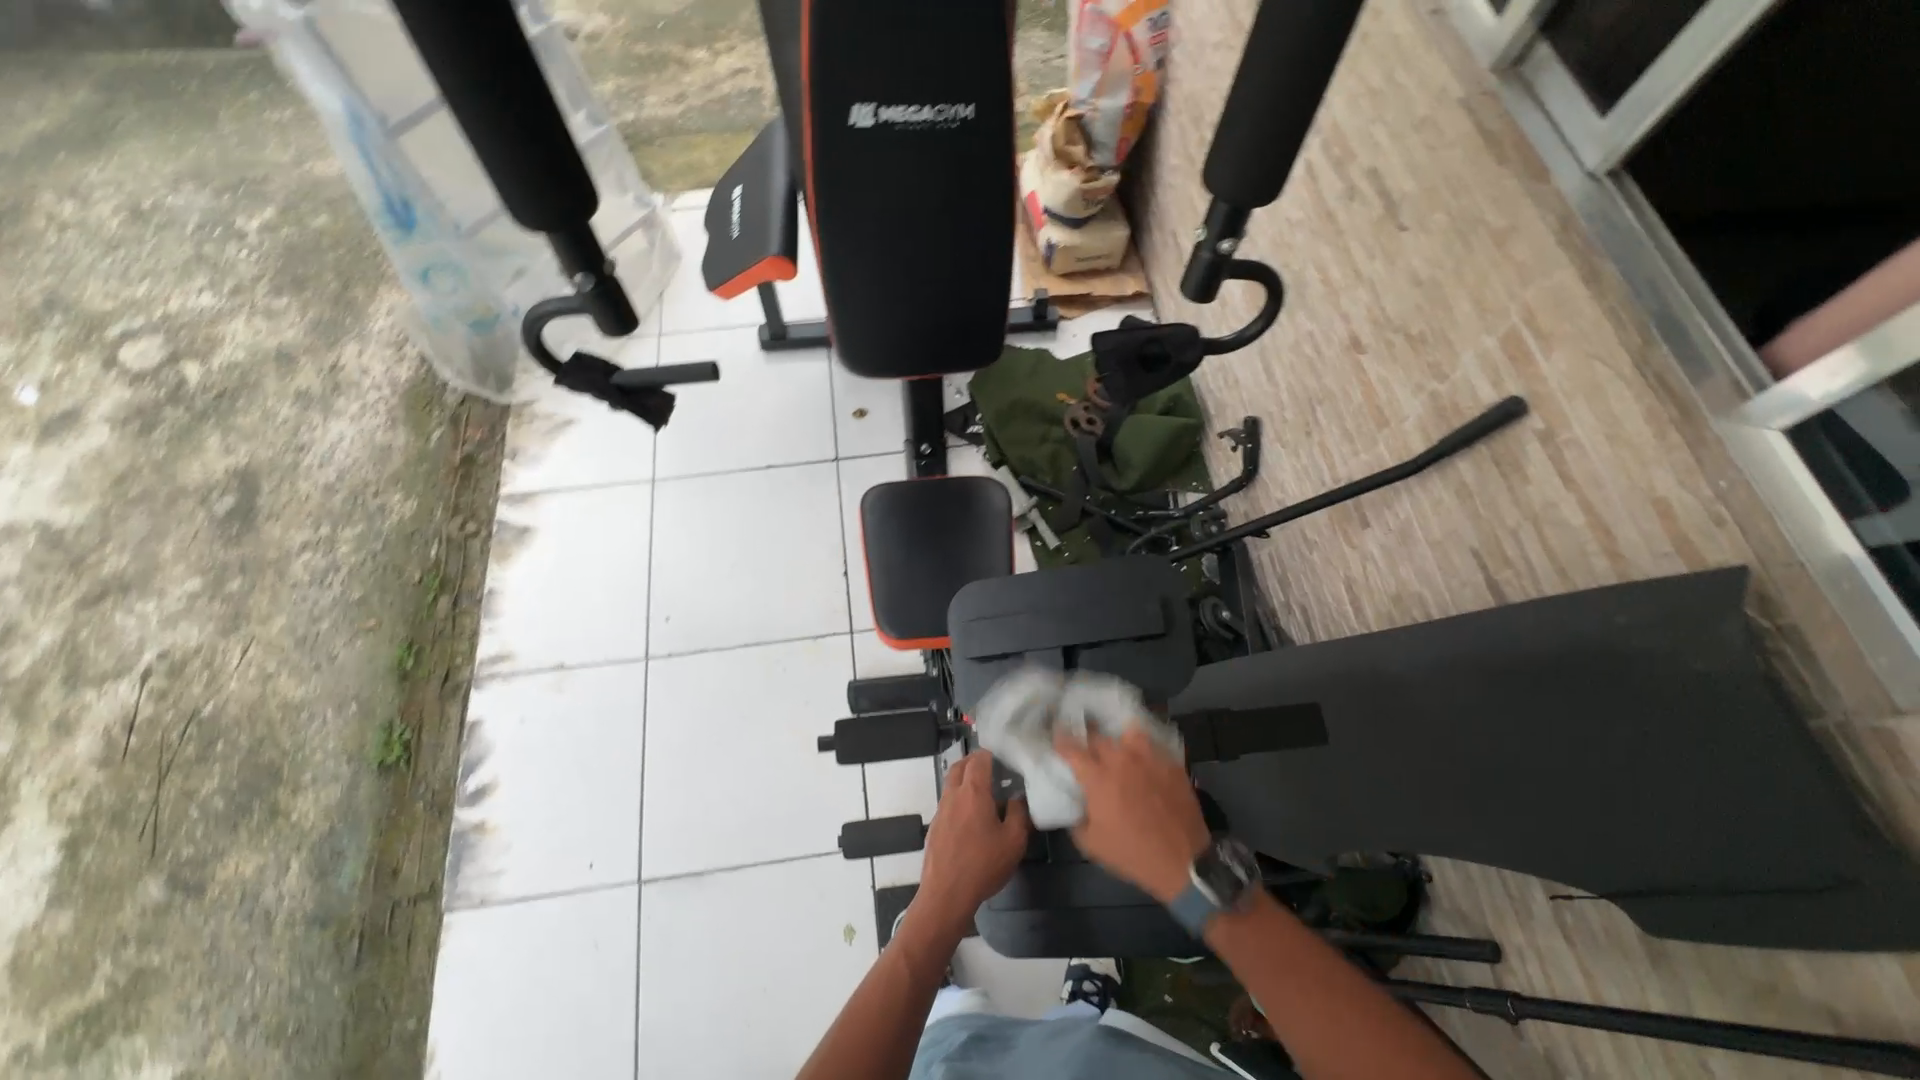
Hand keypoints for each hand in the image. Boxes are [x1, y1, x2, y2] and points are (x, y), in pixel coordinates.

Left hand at [909, 751, 1031, 937]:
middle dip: (975, 762)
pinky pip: (948, 802)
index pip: (979, 759)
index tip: (1004, 758)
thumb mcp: (1014, 841)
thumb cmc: (983, 865)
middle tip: (993, 769)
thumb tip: (1017, 797)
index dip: (991, 754)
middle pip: (960, 766)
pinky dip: (959, 799)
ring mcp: (940, 811)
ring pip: (951, 784)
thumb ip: (1018, 813)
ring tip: (985, 793)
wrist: (946, 894)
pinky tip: (972, 818)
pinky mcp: (934, 827)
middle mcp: (953, 795)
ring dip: (965, 780)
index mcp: (973, 792)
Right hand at [1055, 728, 1209, 903]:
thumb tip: (1077, 807)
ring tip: (1119, 749)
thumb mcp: (1092, 845)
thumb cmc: (1132, 854)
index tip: (1056, 736)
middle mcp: (1122, 760)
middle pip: (1099, 737)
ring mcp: (1150, 758)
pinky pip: (1154, 746)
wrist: (1183, 860)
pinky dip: (1144, 750)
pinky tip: (1144, 760)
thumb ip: (1077, 820)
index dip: (1060, 740)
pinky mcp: (1172, 764)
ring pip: (1129, 733)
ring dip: (1119, 739)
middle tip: (1086, 748)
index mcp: (1098, 778)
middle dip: (1088, 740)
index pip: (1071, 748)